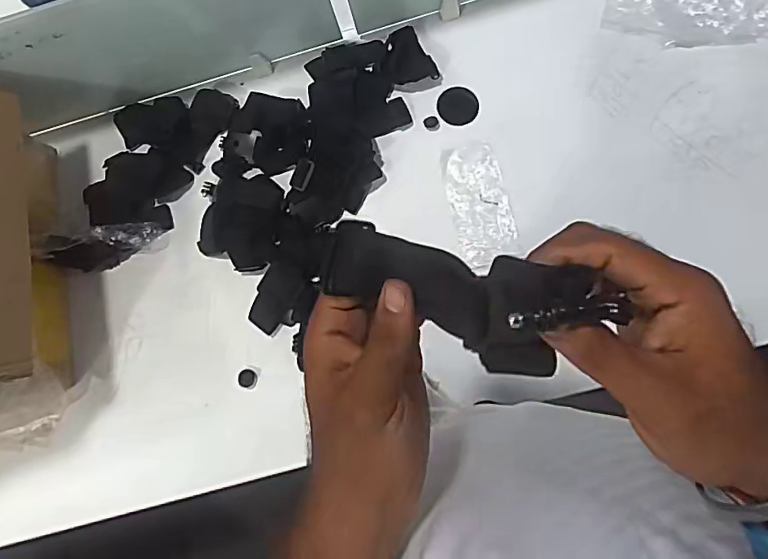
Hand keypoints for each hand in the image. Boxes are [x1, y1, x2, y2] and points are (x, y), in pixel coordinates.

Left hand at [284, 281, 428, 558]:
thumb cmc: (355, 464)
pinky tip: (438, 316)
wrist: (375, 510)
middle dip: (398, 280)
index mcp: (329, 337)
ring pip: (395, 307)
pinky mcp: (401, 366)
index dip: (370, 265)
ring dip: (414, 299)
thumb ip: (386, 339)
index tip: (401, 259)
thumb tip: (396, 288)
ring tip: (433, 296)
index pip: (345, 280)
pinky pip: (413, 329)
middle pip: (373, 289)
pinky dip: (426, 321)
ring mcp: (377, 352)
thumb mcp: (372, 393)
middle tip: (425, 276)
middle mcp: (352, 340)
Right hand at [531, 223, 767, 499]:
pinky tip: (569, 316)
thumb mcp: (652, 394)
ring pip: (607, 266)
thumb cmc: (732, 428)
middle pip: (606, 247)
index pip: (611, 247)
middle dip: (563, 260)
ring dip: (572, 278)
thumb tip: (550, 321)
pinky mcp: (659, 313)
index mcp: (683, 290)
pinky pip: (613, 289)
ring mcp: (669, 297)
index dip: (565, 252)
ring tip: (543, 301)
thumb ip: (595, 351)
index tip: (533, 268)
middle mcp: (677, 284)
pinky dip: (584, 297)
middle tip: (531, 285)